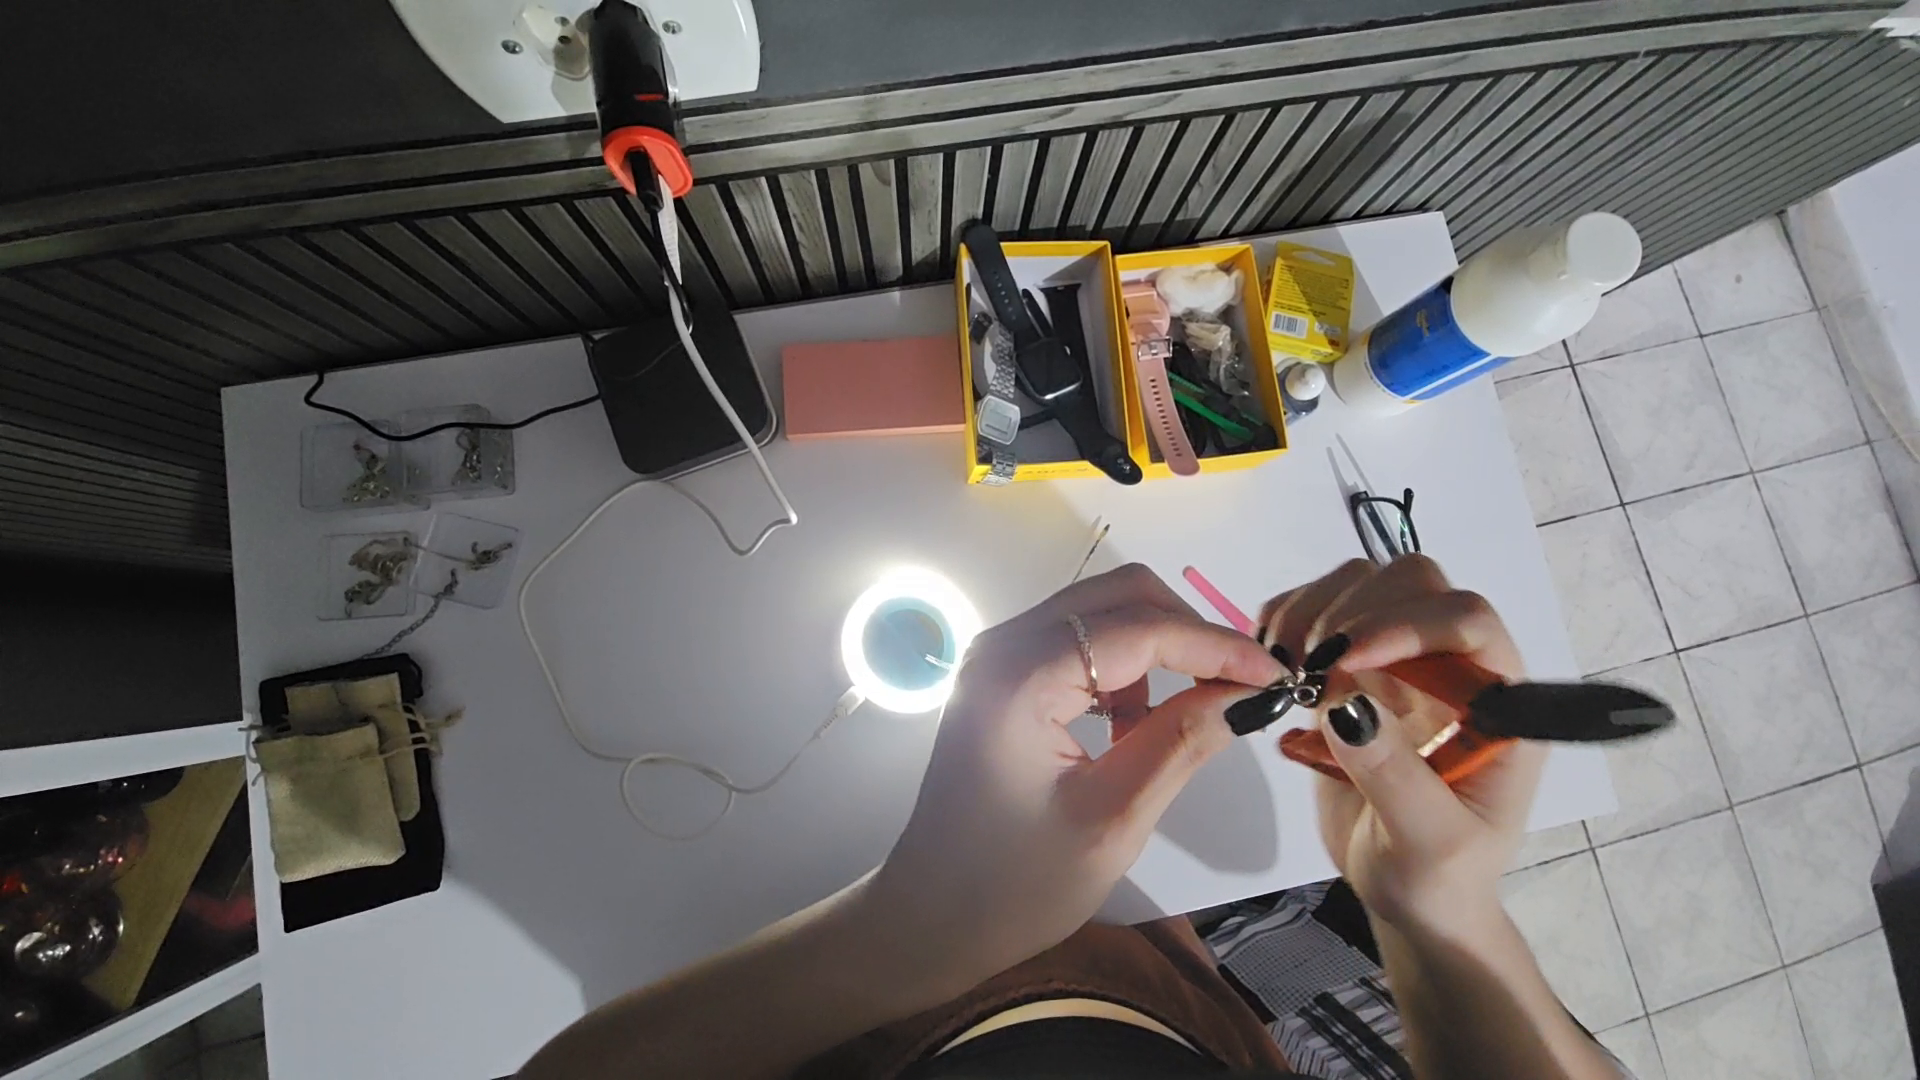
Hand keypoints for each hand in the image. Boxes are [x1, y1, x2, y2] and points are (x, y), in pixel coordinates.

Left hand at [868, 564, 1281, 990]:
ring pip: (1101, 611)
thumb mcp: (1114, 819)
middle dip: (1187, 632)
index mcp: (1020, 676)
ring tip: (1179, 717)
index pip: (1139, 628)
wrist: (933, 913)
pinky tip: (1130, 722)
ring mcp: (997, 653)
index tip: (1275, 677)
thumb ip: (1182, 742)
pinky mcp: (1002, 672)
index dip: (1215, 645)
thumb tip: (1248, 691)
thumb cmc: (1017, 884)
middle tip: (1235, 688)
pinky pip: (1078, 640)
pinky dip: (1122, 665)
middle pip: (1119, 595)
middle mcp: (1003, 643)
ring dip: (1156, 647)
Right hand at [1257, 556, 1543, 933]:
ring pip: (1356, 584)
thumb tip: (1344, 705)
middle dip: (1350, 612)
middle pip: (1410, 581)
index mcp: (1494, 701)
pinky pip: (1310, 609)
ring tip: (1286, 673)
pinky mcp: (1342, 669)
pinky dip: (1281, 622)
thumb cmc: (1437, 876)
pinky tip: (1272, 667)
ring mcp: (1393, 663)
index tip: (1343, 660)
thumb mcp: (1431, 843)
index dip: (1405, 624)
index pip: (1466, 619)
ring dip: (1309, 614)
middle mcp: (1447, 666)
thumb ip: (1396, 776)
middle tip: (1309, 669)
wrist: (1402, 890)